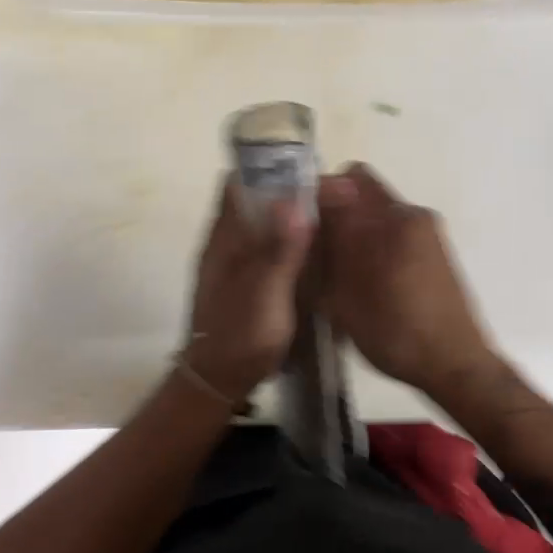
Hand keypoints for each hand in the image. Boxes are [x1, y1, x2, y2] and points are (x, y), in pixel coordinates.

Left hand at [183, 176, 314, 403]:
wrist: (217, 382)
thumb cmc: (238, 337)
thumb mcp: (264, 295)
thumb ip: (279, 251)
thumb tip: (294, 201)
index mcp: (224, 238)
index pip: (239, 183)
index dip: (271, 169)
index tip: (309, 170)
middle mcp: (226, 243)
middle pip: (256, 199)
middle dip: (291, 192)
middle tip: (335, 198)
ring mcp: (235, 263)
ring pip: (264, 223)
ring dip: (293, 216)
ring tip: (335, 219)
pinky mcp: (247, 282)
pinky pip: (270, 247)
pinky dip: (292, 241)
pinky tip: (319, 252)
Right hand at [319, 164, 495, 392]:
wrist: (456, 366)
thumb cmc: (395, 333)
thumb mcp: (347, 293)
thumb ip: (332, 242)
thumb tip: (318, 200)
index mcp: (394, 219)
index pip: (348, 178)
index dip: (321, 193)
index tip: (304, 223)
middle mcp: (413, 215)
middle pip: (364, 194)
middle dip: (337, 214)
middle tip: (317, 249)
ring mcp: (428, 233)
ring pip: (378, 216)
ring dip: (355, 232)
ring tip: (338, 271)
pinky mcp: (436, 252)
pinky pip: (395, 233)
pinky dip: (374, 246)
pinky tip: (365, 282)